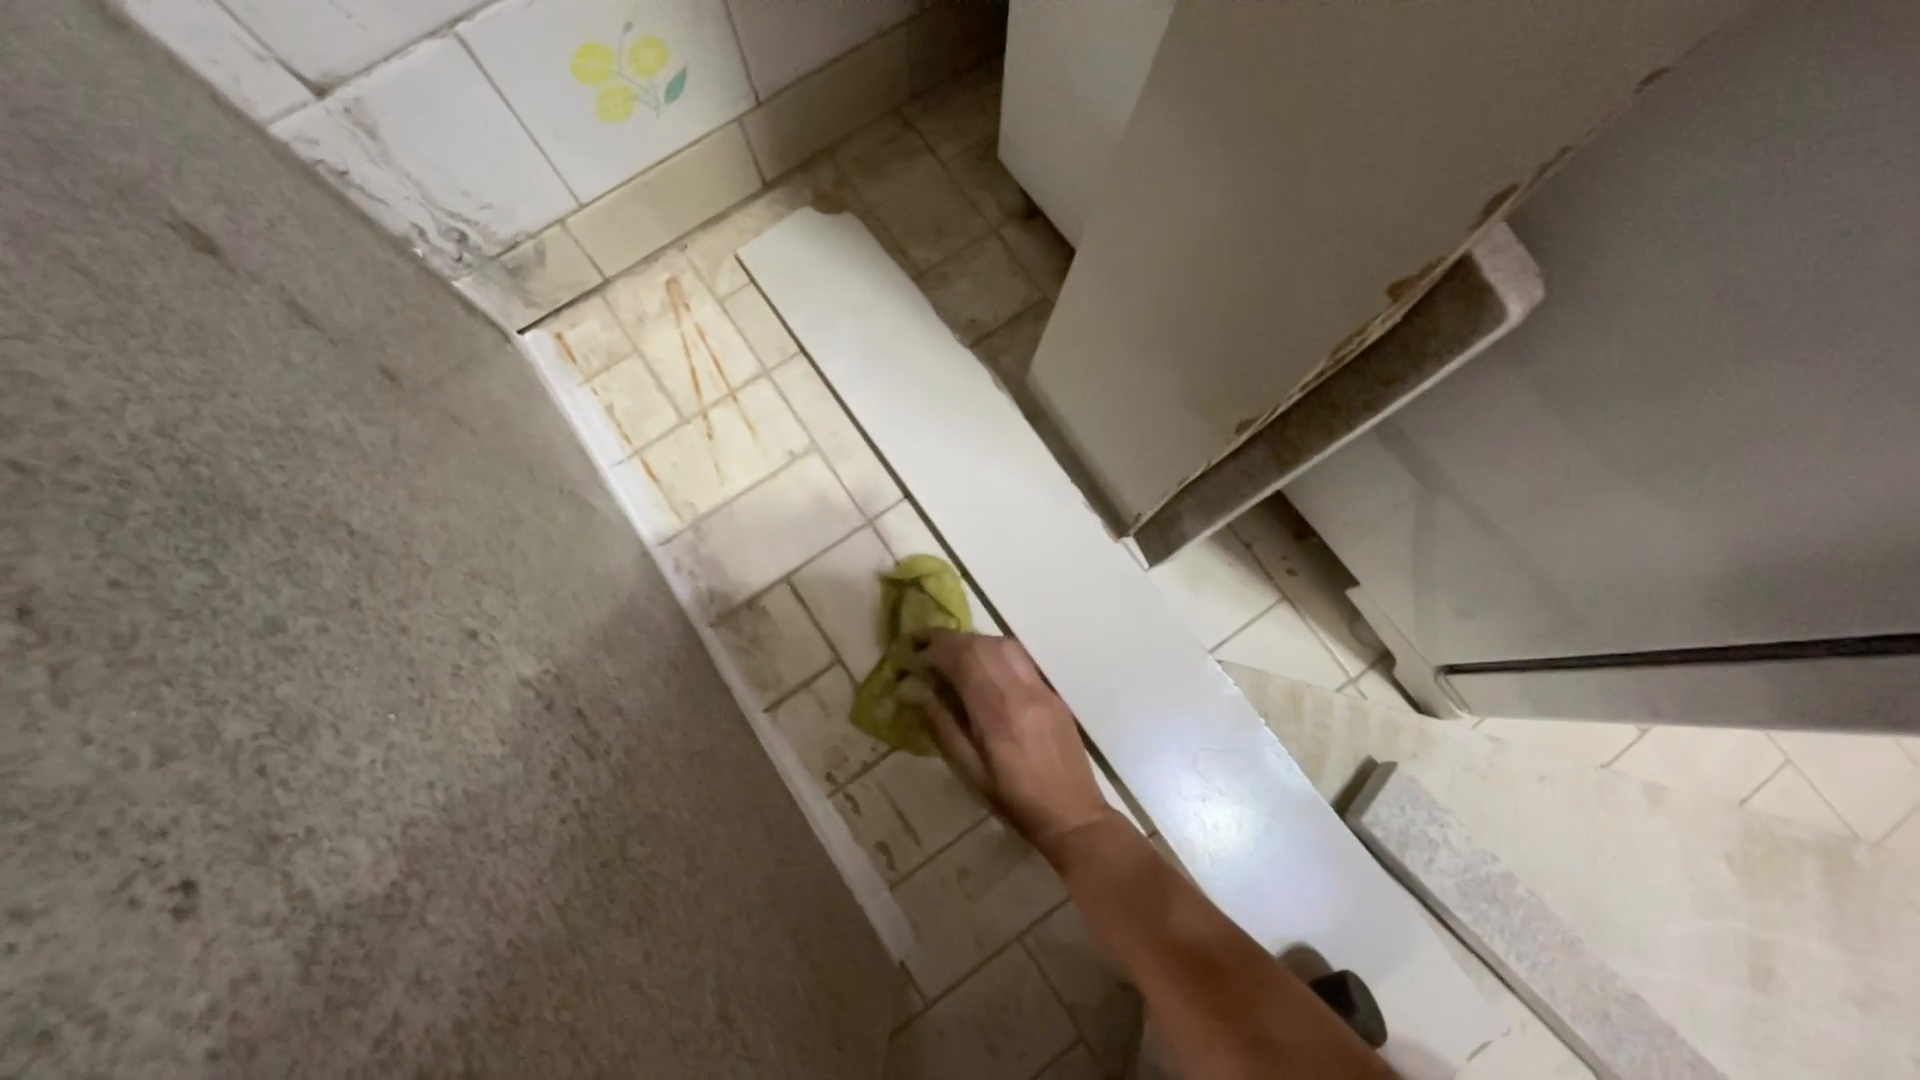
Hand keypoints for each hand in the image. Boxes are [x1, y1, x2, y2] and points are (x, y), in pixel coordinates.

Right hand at [914, 630, 1115, 857]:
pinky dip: (996, 652)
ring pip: (1006, 646)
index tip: (915, 653)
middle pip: (985, 646)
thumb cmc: (1014, 801)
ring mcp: (1042, 690)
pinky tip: (983, 666)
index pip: (965, 661)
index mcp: (999, 714)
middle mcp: (1023, 692)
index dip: (937, 651)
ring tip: (953, 653)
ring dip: (975, 642)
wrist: (1072, 815)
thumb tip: (921, 693)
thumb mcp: (971, 773)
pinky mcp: (1053, 695)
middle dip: (953, 640)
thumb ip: (945, 728)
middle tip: (927, 646)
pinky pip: (1022, 659)